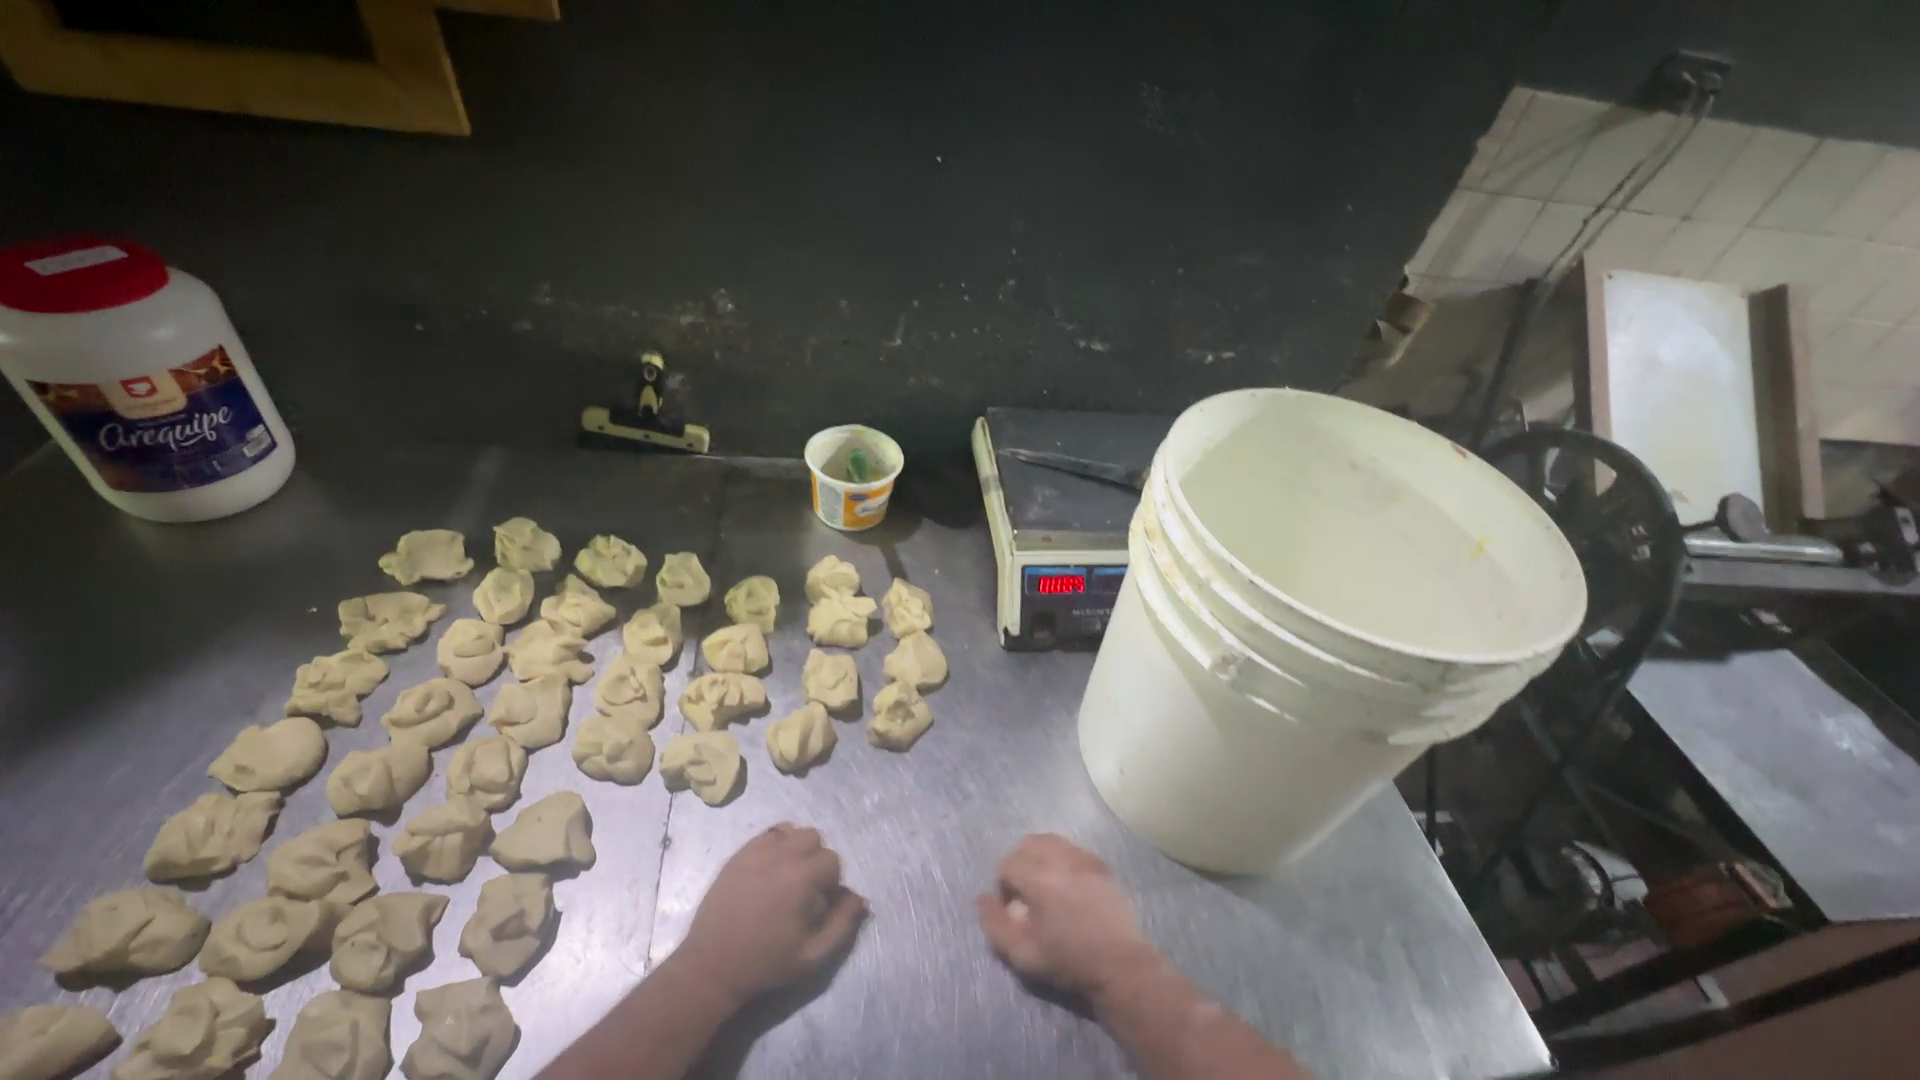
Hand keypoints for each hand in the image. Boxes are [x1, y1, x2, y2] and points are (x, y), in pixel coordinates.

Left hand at [676, 824, 867, 1004]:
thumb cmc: (766, 963)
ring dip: (796, 848)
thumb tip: (859, 898)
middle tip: (805, 888)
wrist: (712, 966)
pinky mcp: (737, 855)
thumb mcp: (814, 955)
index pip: (832, 860)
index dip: (831, 883)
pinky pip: (766, 835)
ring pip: (790, 831)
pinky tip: (769, 871)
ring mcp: (755, 852)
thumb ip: (843, 924)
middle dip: (816, 859)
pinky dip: (775, 845)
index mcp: (801, 878)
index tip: (819, 904)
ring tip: (788, 876)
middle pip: (813, 837)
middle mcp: (780, 856)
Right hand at [976, 834, 1158, 998]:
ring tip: (1043, 883)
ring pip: (1051, 840)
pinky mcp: (1100, 865)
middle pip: (1027, 843)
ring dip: (1039, 856)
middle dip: (1018, 863)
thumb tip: (982, 898)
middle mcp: (1062, 861)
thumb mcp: (1023, 954)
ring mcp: (1084, 860)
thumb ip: (995, 925)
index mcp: (1041, 881)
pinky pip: (1072, 848)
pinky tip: (1066, 882)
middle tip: (1024, 891)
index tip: (1012, 908)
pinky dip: (1061, 857)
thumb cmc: (1069, 962)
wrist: (1119, 965)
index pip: (1007, 863)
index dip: (1003, 885)